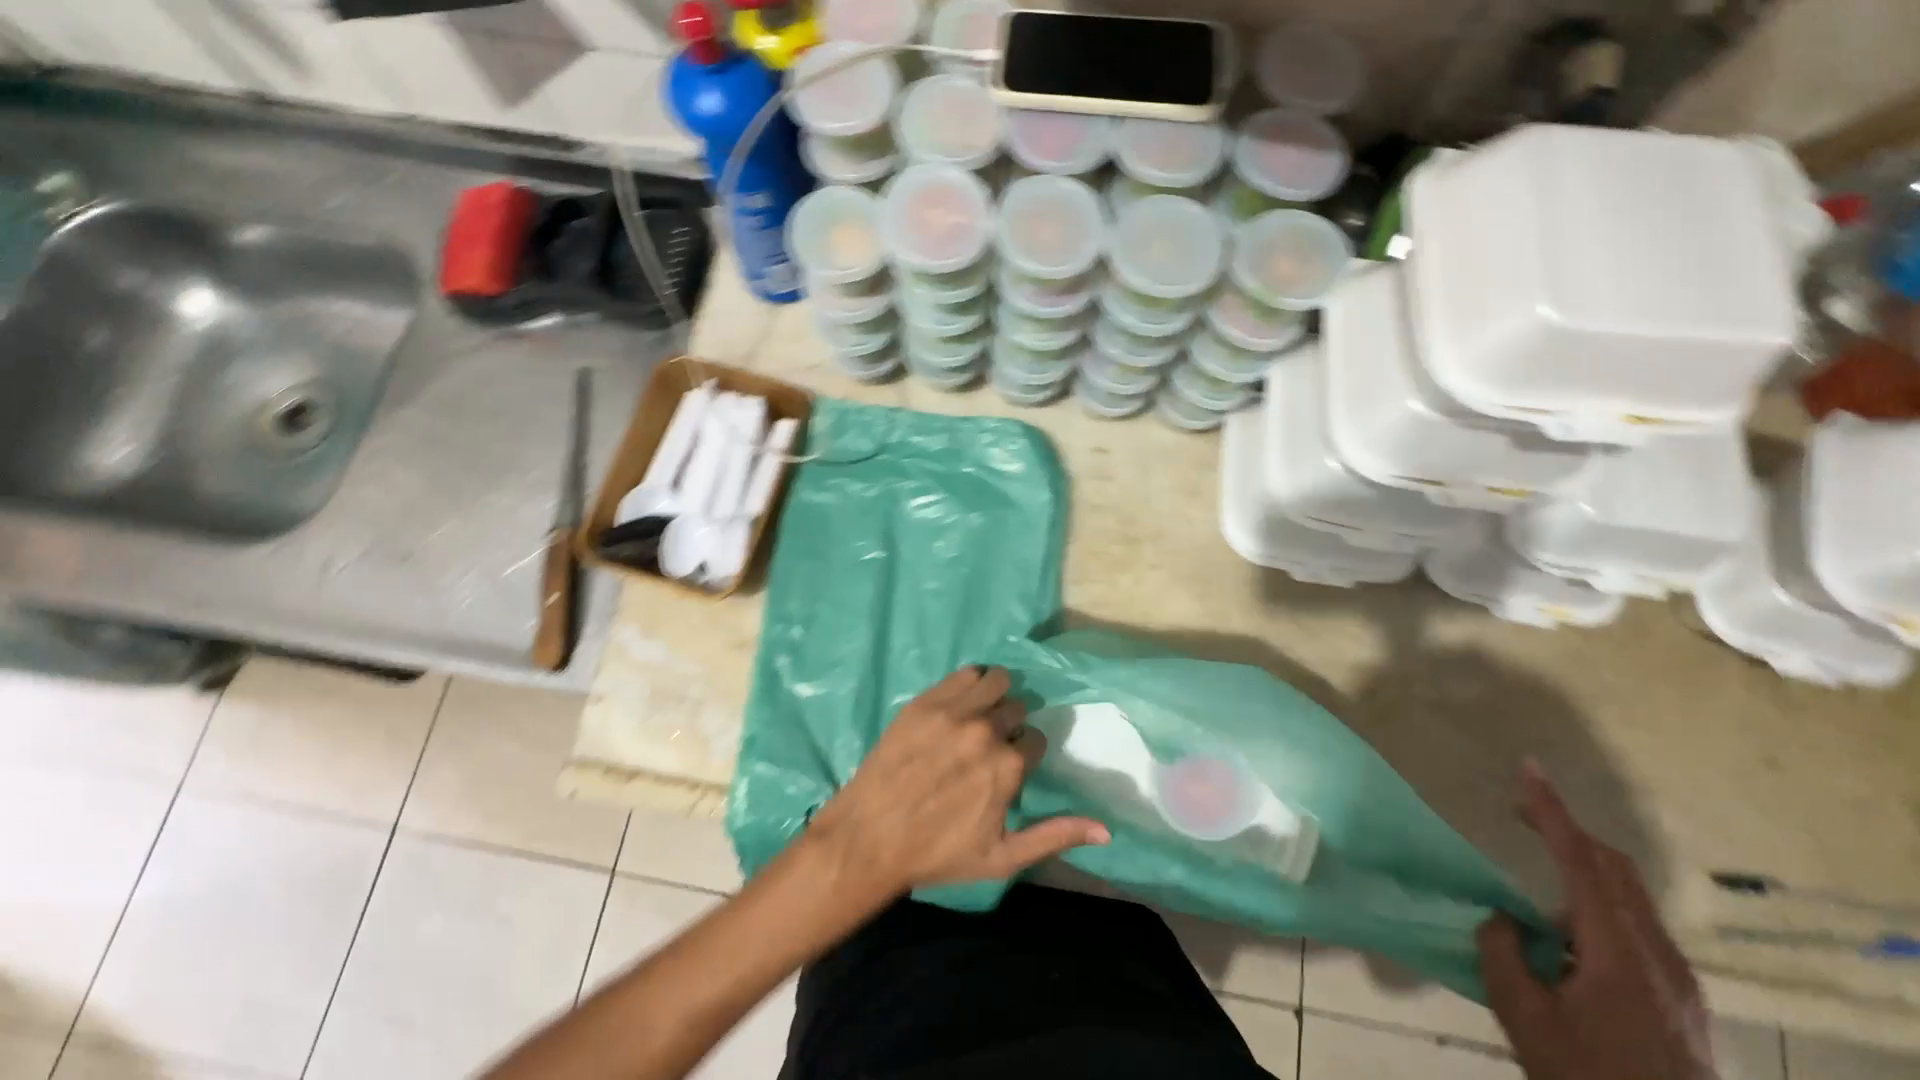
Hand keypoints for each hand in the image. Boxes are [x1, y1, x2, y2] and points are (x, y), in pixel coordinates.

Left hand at [805, 664, 1109, 902]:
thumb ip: (1055, 835)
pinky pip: (962, 674)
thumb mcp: (1002, 857)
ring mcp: (952, 713)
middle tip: (989, 744)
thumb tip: (1107, 830)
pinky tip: (961, 702)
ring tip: (980, 714)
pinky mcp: (923, 703)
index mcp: (1009, 766)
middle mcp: (985, 732)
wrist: (869, 838)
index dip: (1025, 752)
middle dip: (1009, 724)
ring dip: (995, 695)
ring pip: (995, 681)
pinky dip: (969, 683)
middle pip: (1017, 709)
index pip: (1036, 738)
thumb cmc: (937, 854)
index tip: (1009, 766)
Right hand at [1478, 764, 1716, 1079]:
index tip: (1528, 768)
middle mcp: (1659, 952)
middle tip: (1521, 814)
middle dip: (1568, 832)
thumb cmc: (1586, 1077)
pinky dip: (1595, 913)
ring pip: (1628, 898)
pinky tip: (1567, 951)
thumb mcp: (1524, 1020)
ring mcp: (1678, 975)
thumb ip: (1502, 956)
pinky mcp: (1683, 996)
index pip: (1581, 862)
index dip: (1552, 811)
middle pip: (1615, 869)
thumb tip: (1502, 918)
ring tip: (1533, 912)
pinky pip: (1635, 930)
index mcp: (1618, 951)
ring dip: (1580, 877)